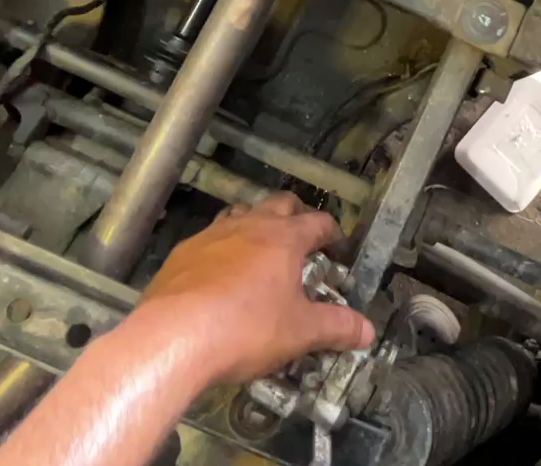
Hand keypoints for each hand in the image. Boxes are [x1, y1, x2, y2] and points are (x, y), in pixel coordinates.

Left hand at [136, 192, 374, 385]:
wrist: (172, 337)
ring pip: (242, 212)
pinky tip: (218, 273)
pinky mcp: (183, 252)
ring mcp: (214, 234)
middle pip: (280, 203)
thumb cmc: (246, 328)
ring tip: (260, 247)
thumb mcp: (300, 332)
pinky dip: (222, 246)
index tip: (338, 246)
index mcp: (285, 238)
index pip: (318, 222)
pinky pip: (210, 237)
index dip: (332, 232)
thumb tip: (368, 331)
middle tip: (303, 237)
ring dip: (256, 222)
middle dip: (296, 215)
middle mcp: (251, 225)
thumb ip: (336, 327)